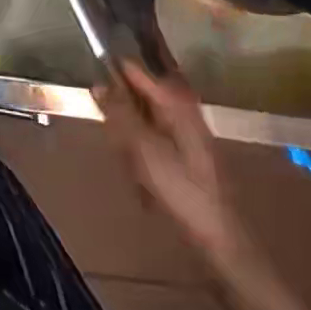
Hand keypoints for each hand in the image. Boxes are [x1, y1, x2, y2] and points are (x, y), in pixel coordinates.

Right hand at [102, 63, 310, 309]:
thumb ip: (119, 114)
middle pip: (139, 97)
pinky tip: (142, 182)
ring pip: (143, 121)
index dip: (114, 72)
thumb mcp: (143, 149)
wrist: (220, 237)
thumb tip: (96, 83)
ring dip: (131, 141)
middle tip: (115, 141)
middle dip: (122, 116)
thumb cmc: (181, 189)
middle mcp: (183, 109)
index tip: (90, 76)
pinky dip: (141, 157)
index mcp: (175, 102)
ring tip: (131, 168)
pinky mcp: (186, 152)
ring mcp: (186, 131)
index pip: (137, 71)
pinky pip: (152, 142)